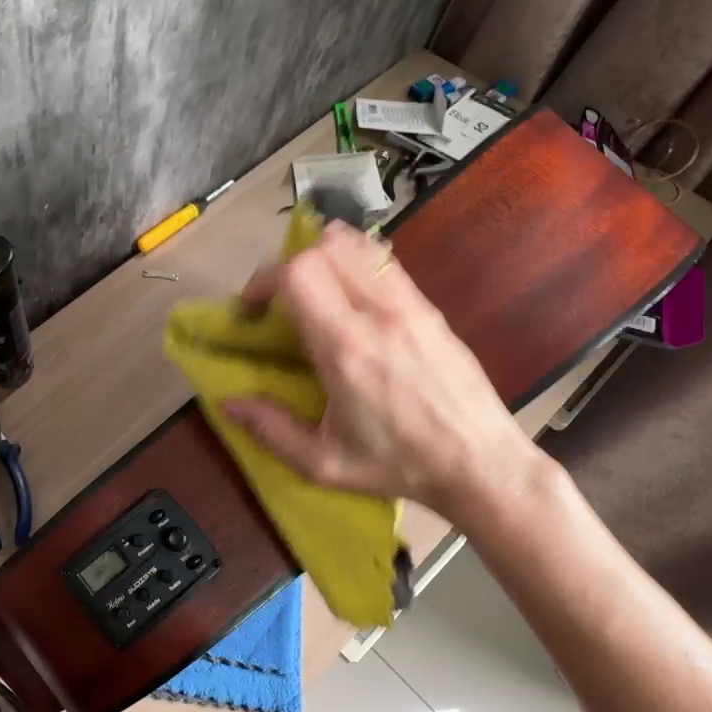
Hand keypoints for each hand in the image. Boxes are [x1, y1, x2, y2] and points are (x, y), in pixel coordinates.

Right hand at [221, 222, 547, 518]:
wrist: (482, 465)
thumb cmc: (398, 466)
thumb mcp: (323, 463)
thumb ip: (271, 430)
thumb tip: (228, 402)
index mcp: (347, 349)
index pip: (299, 274)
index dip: (264, 280)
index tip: (254, 309)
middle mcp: (380, 315)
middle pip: (325, 248)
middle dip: (290, 265)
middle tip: (281, 301)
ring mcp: (411, 306)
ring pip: (359, 245)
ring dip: (324, 257)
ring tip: (314, 292)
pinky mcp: (431, 310)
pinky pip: (386, 263)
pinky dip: (357, 264)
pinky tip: (350, 298)